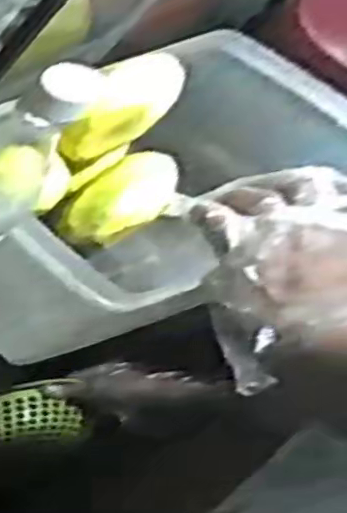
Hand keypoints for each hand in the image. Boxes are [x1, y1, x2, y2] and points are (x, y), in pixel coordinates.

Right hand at [188, 167, 346, 352]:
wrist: (340, 330)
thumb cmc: (275, 330)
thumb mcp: (225, 312)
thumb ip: (218, 284)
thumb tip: (208, 280)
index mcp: (241, 244)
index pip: (210, 217)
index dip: (195, 211)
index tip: (183, 210)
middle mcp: (285, 220)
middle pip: (258, 192)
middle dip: (237, 192)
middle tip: (223, 197)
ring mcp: (331, 217)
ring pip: (308, 182)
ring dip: (286, 182)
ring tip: (276, 186)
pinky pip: (346, 195)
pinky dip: (334, 192)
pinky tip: (327, 196)